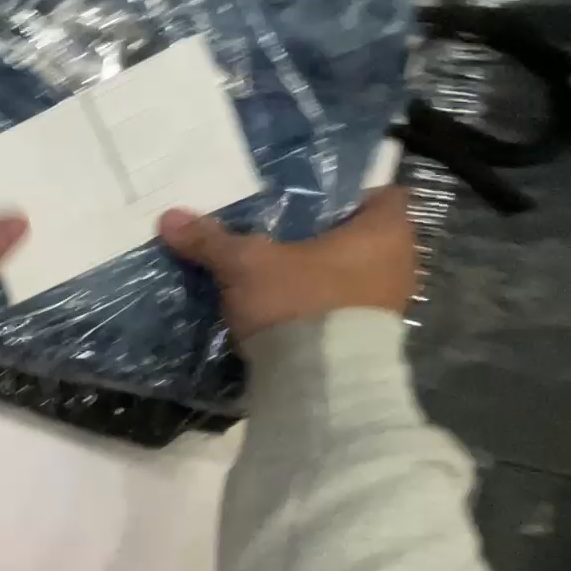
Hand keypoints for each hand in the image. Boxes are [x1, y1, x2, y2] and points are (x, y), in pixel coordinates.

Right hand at [158, 187, 416, 341]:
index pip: (378, 195)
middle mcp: (400, 260)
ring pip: (351, 277)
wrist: (318, 375)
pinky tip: (285, 318)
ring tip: (277, 285)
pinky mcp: (368, 338)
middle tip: (280, 247)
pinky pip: (342, 312)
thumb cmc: (297, 301)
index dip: (344, 198)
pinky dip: (317, 311)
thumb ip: (212, 241)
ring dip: (319, 280)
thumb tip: (169, 216)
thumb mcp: (245, 265)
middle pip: (360, 239)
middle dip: (322, 243)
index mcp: (385, 229)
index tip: (307, 211)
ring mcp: (388, 302)